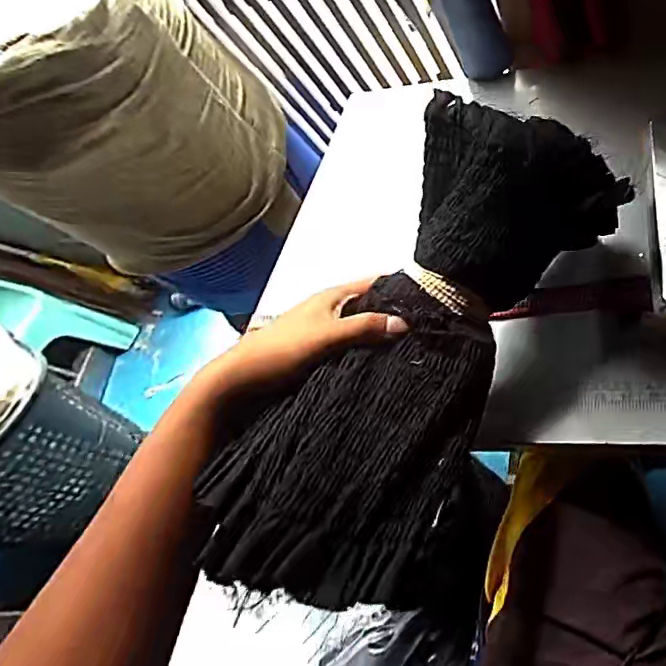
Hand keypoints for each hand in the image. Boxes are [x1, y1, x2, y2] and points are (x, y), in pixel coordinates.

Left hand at [182, 277, 406, 420]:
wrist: (237, 383)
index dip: (399, 286)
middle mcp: (331, 309)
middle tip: (426, 325)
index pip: (375, 282)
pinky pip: (352, 346)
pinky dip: (367, 350)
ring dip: (380, 334)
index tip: (428, 297)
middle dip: (395, 312)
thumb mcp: (327, 337)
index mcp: (332, 296)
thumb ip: (364, 327)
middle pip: (371, 304)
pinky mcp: (320, 352)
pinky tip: (383, 362)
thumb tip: (405, 321)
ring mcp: (325, 331)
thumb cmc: (280, 351)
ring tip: (412, 345)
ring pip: (362, 326)